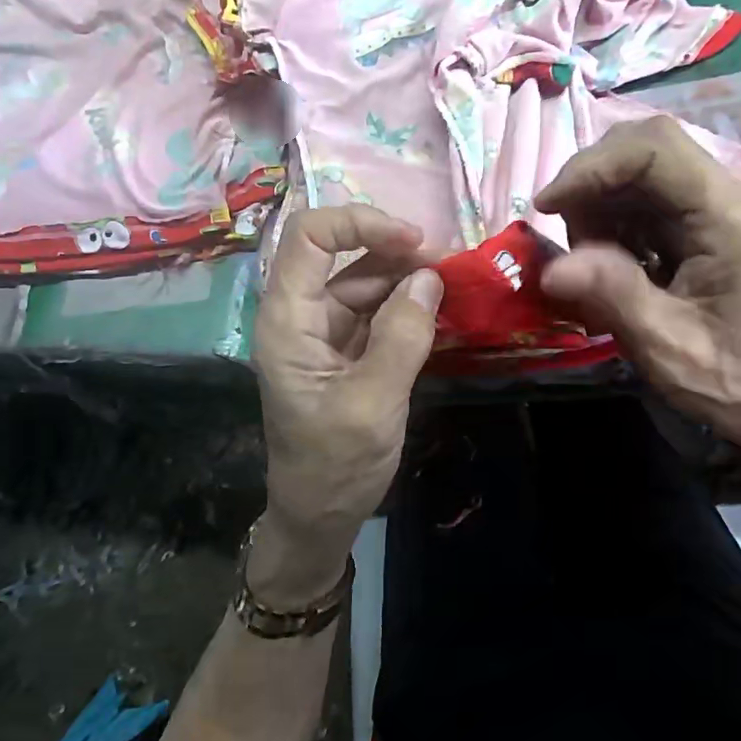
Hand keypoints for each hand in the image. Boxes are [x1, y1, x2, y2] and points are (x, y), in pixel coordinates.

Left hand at [250, 205, 443, 607]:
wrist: (317, 517)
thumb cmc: (335, 466)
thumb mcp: (373, 404)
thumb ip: (402, 337)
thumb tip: (429, 278)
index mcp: (287, 321)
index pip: (308, 237)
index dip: (358, 223)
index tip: (412, 241)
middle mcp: (298, 316)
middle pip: (340, 256)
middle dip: (393, 252)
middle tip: (450, 267)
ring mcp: (319, 333)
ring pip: (360, 282)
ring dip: (404, 278)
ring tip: (453, 285)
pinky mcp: (341, 351)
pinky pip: (372, 312)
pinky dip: (403, 305)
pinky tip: (437, 309)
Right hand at [532, 116, 740, 449]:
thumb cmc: (726, 381)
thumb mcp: (665, 347)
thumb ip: (614, 297)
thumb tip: (550, 267)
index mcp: (733, 223)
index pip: (659, 151)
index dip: (594, 166)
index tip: (548, 207)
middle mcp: (728, 202)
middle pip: (646, 147)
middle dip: (590, 181)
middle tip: (565, 234)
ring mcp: (714, 210)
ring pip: (637, 168)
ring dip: (595, 202)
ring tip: (588, 258)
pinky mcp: (697, 224)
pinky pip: (639, 197)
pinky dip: (606, 218)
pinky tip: (605, 259)